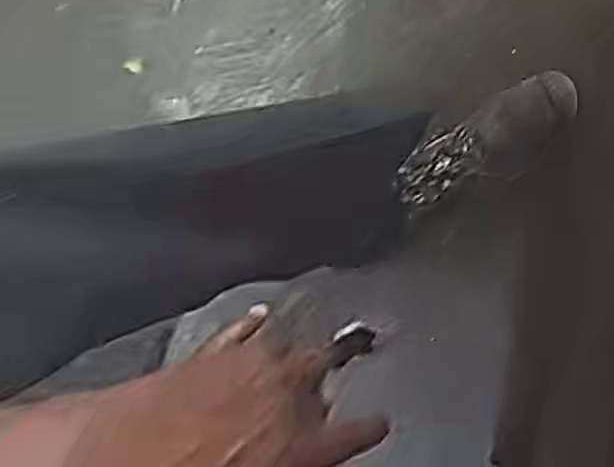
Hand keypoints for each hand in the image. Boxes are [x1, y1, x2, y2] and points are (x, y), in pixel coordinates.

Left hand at [65, 306, 388, 466]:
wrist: (83, 466)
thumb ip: (291, 455)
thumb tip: (311, 447)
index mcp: (299, 440)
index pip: (356, 431)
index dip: (368, 428)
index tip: (375, 426)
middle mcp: (289, 395)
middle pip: (326, 377)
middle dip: (321, 386)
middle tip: (310, 403)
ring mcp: (253, 369)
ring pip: (295, 350)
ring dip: (294, 358)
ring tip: (296, 360)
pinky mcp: (214, 354)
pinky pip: (244, 331)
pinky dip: (255, 325)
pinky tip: (261, 317)